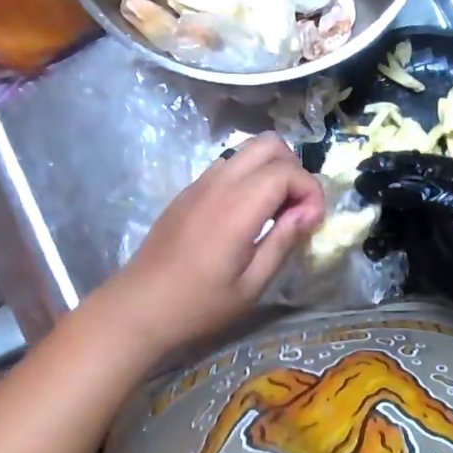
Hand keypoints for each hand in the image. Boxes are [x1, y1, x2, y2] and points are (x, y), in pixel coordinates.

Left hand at [105, 133, 323, 350]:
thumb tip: (309, 213)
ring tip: (277, 209)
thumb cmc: (199, 305)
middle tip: (299, 208)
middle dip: (295, 170)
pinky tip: (250, 213)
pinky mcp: (189, 191)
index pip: (287, 172)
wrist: (138, 308)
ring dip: (272, 169)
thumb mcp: (252, 284)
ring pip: (247, 149)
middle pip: (269, 144)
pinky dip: (250, 176)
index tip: (313, 222)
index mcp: (236, 208)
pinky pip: (228, 165)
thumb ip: (284, 241)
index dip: (310, 191)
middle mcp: (218, 184)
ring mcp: (200, 184)